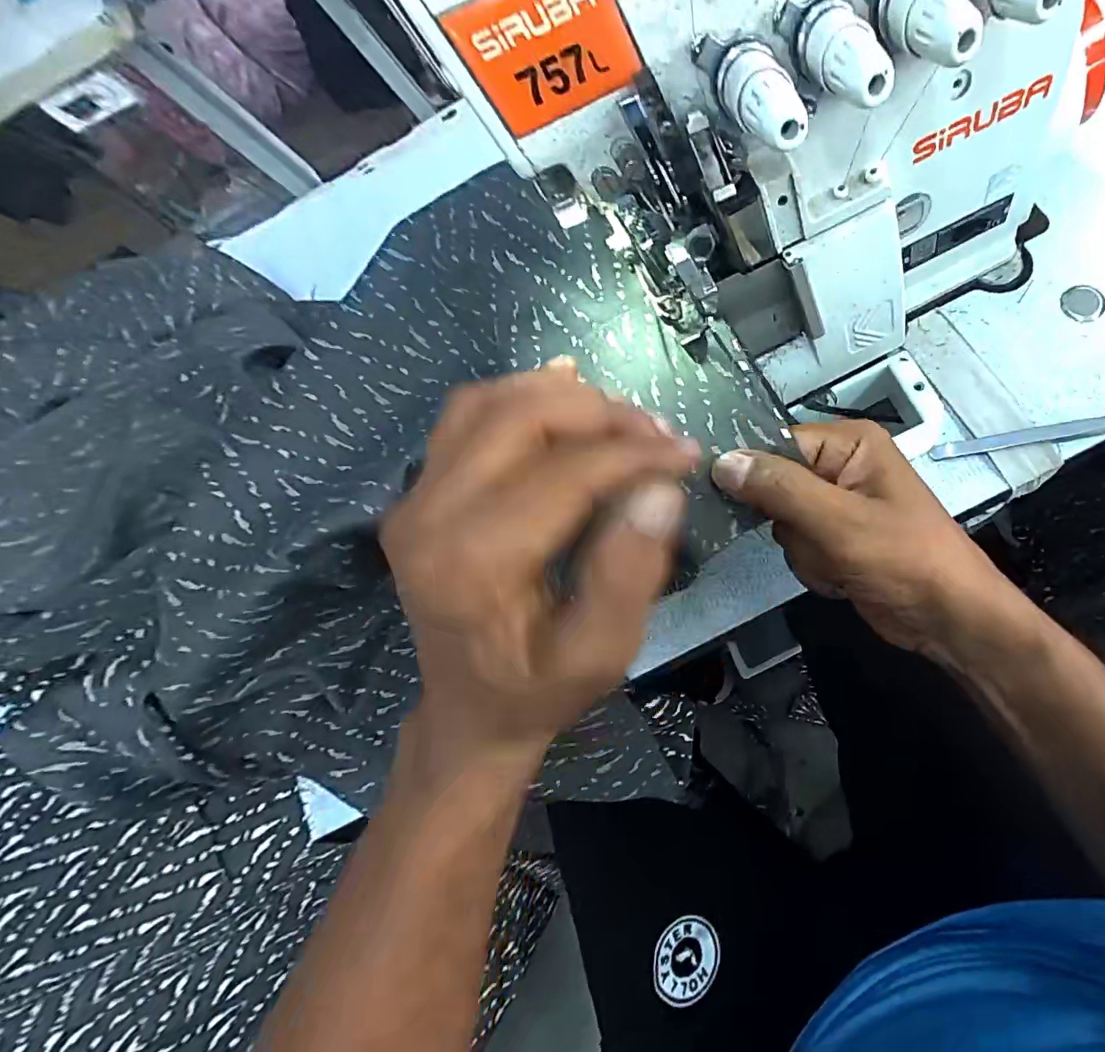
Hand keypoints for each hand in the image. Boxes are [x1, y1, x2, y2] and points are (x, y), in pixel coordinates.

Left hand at [381, 359, 698, 772]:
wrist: (470, 711)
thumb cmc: (545, 687)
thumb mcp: (604, 651)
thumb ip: (631, 572)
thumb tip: (662, 489)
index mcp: (478, 560)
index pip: (566, 470)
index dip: (637, 452)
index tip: (689, 454)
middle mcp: (430, 516)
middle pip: (520, 418)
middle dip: (605, 414)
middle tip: (662, 434)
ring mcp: (414, 499)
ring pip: (488, 403)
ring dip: (566, 398)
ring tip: (628, 421)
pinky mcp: (420, 492)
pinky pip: (467, 416)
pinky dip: (524, 394)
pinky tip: (568, 393)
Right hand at [711, 421, 1029, 662]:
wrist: (947, 614)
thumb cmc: (905, 558)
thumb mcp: (840, 520)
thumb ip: (780, 489)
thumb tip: (723, 460)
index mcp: (852, 444)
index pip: (778, 444)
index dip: (758, 474)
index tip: (733, 499)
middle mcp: (844, 467)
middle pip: (777, 487)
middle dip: (794, 525)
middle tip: (824, 539)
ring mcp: (842, 508)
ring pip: (785, 525)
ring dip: (809, 553)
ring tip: (844, 562)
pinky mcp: (840, 542)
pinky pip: (803, 550)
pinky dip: (818, 569)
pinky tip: (846, 576)